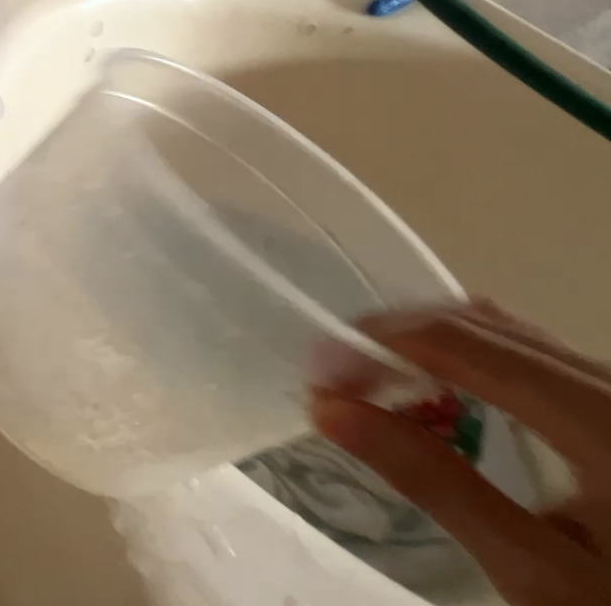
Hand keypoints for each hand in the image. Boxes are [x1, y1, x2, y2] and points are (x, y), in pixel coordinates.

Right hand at [313, 302, 610, 605]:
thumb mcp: (539, 572)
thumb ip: (436, 485)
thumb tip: (328, 409)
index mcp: (604, 421)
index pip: (457, 344)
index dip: (371, 345)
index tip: (315, 377)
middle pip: (476, 324)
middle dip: (388, 340)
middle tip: (333, 381)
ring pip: (501, 330)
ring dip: (421, 343)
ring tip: (371, 381)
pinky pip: (527, 349)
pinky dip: (463, 354)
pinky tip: (433, 386)